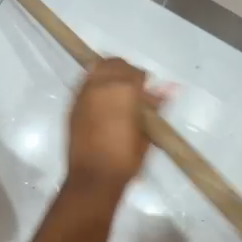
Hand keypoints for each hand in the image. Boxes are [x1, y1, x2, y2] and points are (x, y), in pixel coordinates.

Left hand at [64, 58, 159, 193]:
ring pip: (98, 68)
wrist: (93, 177)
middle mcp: (103, 84)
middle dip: (127, 72)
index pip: (138, 72)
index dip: (145, 82)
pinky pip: (85, 82)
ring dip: (109, 73)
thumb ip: (155, 107)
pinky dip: (94, 83)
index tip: (147, 94)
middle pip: (116, 64)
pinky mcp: (73, 103)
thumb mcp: (146, 133)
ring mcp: (85, 92)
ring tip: (116, 90)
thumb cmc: (126, 158)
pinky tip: (101, 98)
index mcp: (125, 89)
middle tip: (133, 89)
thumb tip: (168, 90)